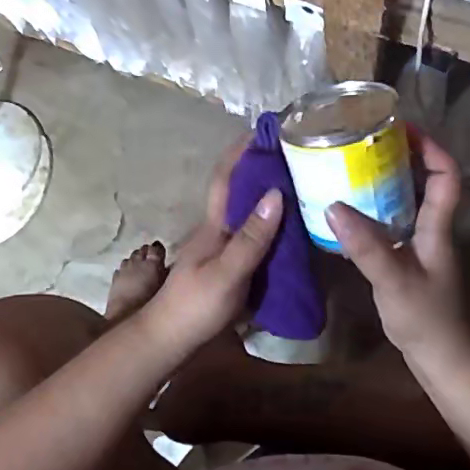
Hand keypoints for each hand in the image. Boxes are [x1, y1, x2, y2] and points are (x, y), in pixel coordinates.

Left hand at [142, 137, 285, 351]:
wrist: (169, 340)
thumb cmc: (195, 306)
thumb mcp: (227, 273)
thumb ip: (251, 237)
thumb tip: (275, 192)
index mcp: (214, 226)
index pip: (226, 179)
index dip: (241, 151)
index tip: (265, 129)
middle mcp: (216, 231)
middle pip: (238, 192)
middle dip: (261, 169)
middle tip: (295, 157)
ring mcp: (221, 250)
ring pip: (247, 215)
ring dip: (267, 197)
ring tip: (301, 187)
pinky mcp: (228, 268)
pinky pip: (253, 238)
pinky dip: (271, 227)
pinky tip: (290, 233)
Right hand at [327, 127, 466, 360]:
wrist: (438, 355)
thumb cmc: (425, 317)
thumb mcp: (393, 280)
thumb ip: (366, 247)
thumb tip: (333, 206)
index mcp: (438, 228)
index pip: (447, 177)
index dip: (432, 148)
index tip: (402, 130)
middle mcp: (431, 229)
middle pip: (425, 182)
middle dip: (401, 158)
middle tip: (366, 144)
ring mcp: (419, 245)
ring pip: (406, 201)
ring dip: (386, 182)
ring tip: (352, 168)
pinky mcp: (405, 259)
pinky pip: (391, 221)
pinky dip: (373, 209)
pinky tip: (347, 212)